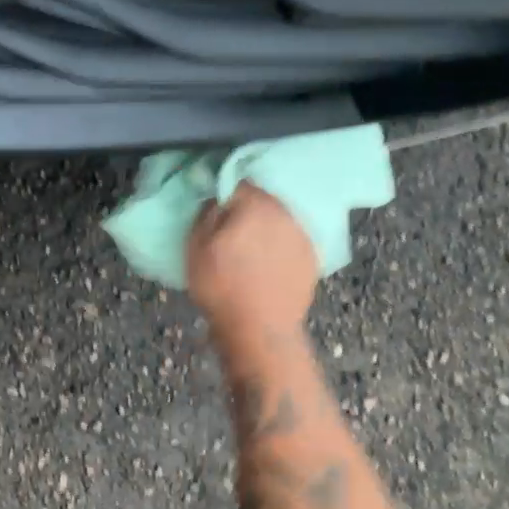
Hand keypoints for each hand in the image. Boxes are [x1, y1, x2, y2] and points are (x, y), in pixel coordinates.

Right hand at [186, 185, 317, 335]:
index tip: (211, 203)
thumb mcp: (196, 248)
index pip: (238, 182)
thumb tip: (215, 195)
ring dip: (262, 224)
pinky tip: (264, 261)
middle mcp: (284, 212)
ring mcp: (302, 234)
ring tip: (246, 245)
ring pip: (278, 218)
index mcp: (254, 206)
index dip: (222, 190)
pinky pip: (289, 238)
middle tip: (226, 225)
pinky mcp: (312, 256)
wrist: (260, 327)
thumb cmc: (220, 286)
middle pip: (262, 198)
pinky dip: (277, 243)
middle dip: (244, 206)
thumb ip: (207, 214)